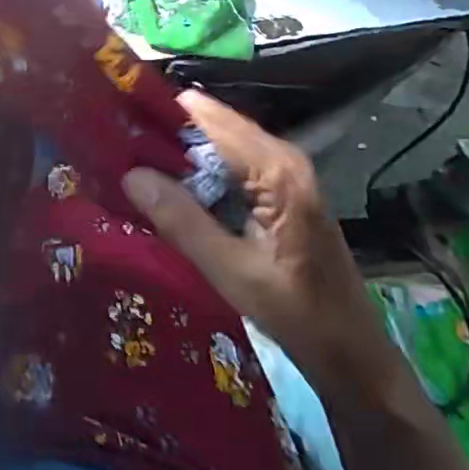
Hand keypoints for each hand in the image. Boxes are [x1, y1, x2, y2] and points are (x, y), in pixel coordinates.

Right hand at [123, 90, 389, 382]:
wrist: (352, 351)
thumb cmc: (296, 313)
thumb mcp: (230, 271)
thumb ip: (182, 220)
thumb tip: (130, 173)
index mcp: (275, 170)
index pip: (204, 117)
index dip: (159, 117)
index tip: (116, 127)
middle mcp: (282, 156)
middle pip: (209, 122)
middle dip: (164, 134)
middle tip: (118, 152)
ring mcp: (284, 169)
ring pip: (216, 140)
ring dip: (177, 152)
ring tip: (133, 166)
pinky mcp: (280, 185)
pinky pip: (227, 160)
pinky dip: (196, 168)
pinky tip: (168, 188)